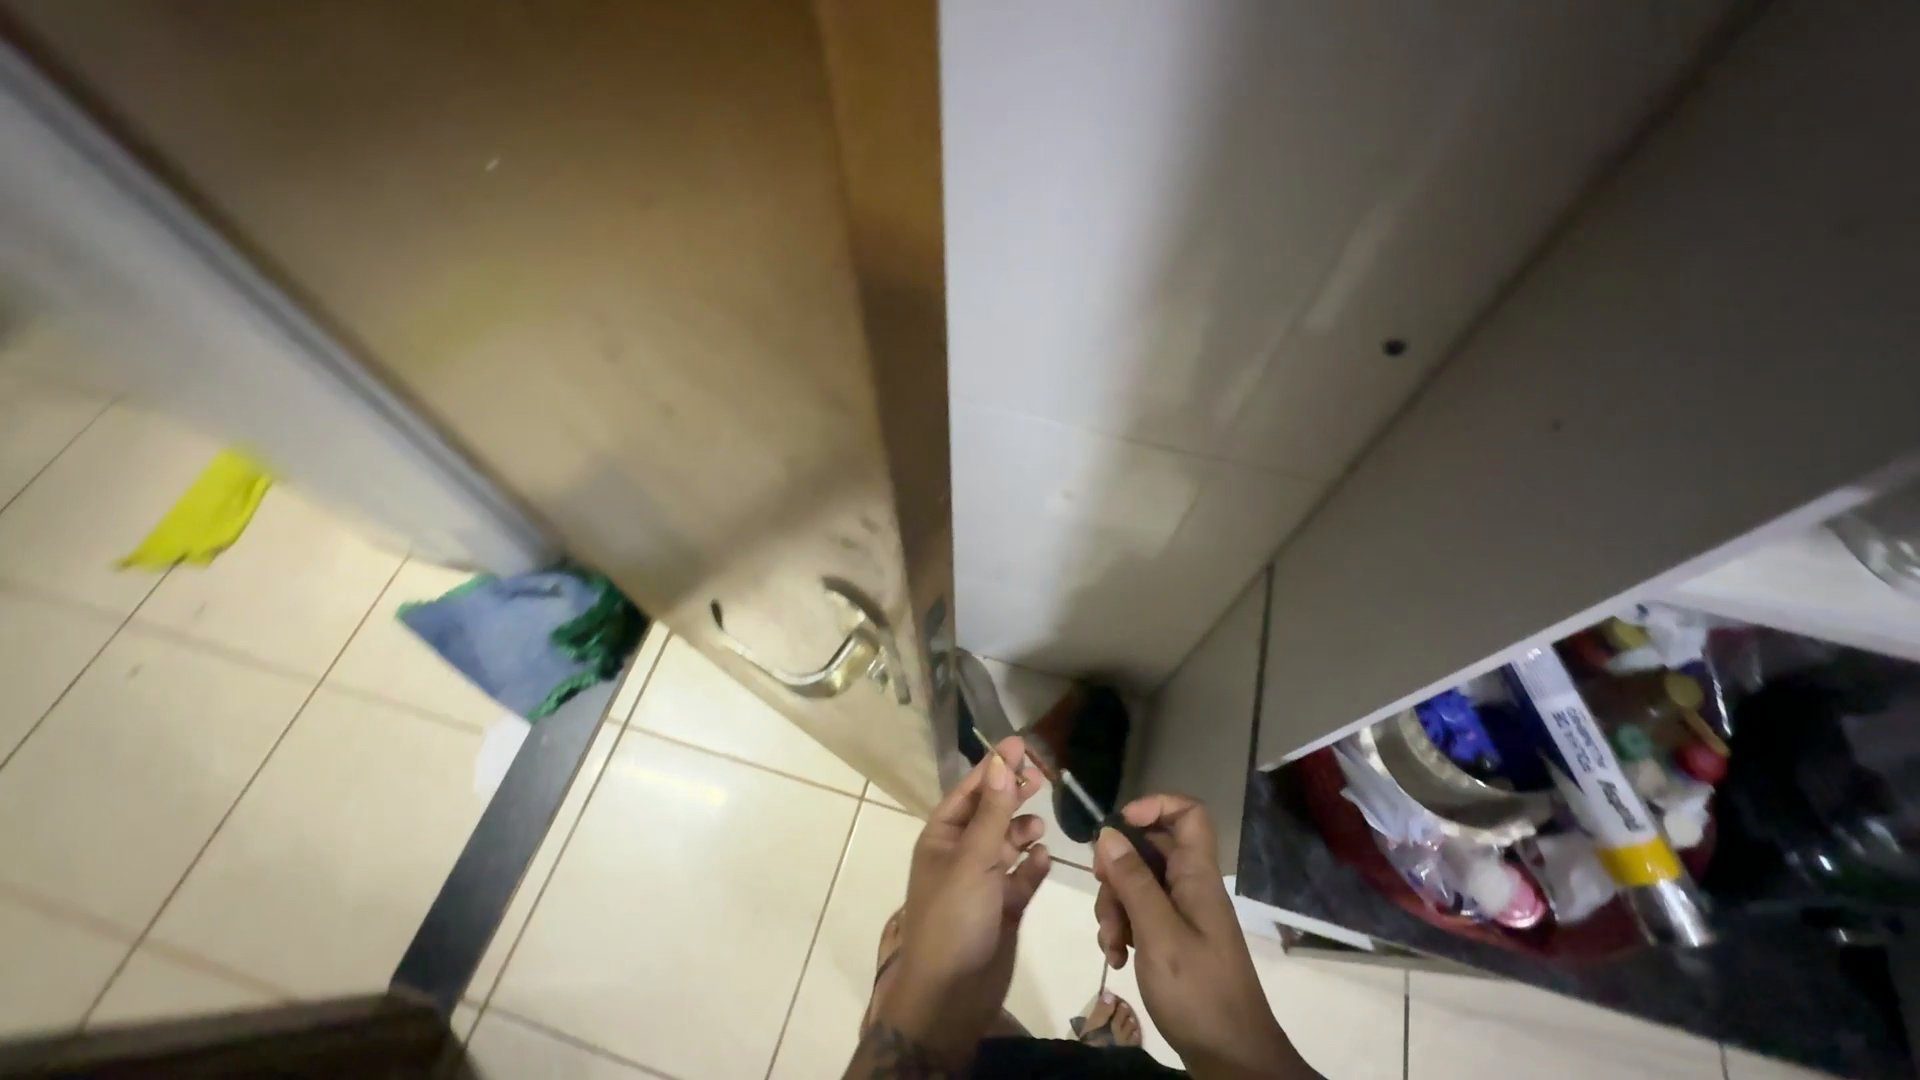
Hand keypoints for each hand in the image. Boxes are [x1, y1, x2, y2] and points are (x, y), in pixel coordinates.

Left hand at [869, 736, 1050, 1068]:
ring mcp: (981, 883)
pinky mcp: (1001, 909)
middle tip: (1042, 775)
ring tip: (1042, 825)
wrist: (950, 997)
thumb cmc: (954, 919)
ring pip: (1007, 845)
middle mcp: (960, 855)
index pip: (970, 791)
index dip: (994, 766)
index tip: (1020, 744)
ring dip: (1023, 831)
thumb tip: (1000, 760)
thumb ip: (993, 812)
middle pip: (990, 814)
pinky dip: (1032, 867)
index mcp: (942, 838)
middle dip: (1013, 794)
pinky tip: (1045, 858)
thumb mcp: (974, 860)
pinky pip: (1020, 878)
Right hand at [1094, 795, 1317, 1079]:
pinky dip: (1123, 930)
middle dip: (1117, 869)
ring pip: (1139, 885)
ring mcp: (1183, 915)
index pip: (1188, 814)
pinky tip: (1117, 958)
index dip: (1154, 807)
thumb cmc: (1198, 991)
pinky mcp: (1174, 941)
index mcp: (1197, 876)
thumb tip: (1109, 832)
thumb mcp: (1158, 933)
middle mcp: (1191, 888)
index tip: (1118, 827)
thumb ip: (1133, 880)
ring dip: (1115, 907)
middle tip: (1103, 893)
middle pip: (1150, 850)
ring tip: (1111, 942)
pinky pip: (1141, 916)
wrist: (1231, 1058)